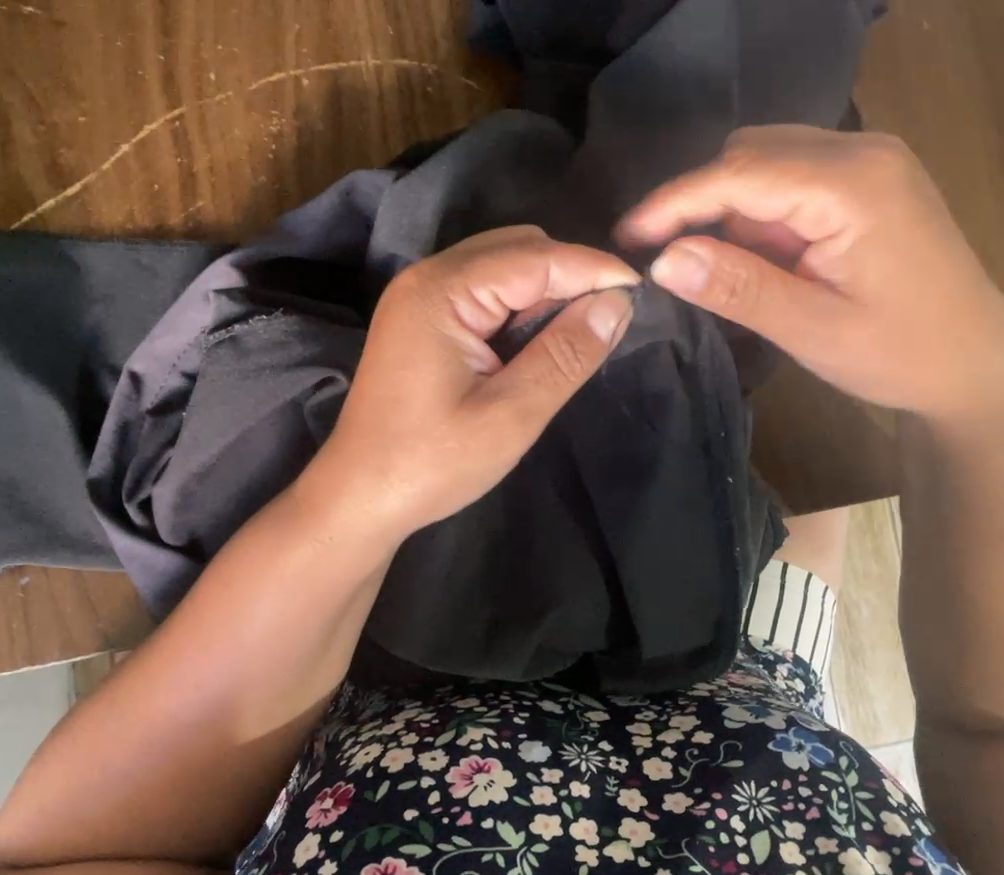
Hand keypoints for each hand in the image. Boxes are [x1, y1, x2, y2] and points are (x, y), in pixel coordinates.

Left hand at [305, 225, 638, 537]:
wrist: (360, 498)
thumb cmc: (433, 463)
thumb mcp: (510, 415)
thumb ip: (566, 355)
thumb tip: (619, 305)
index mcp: (442, 292)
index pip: (536, 256)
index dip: (593, 269)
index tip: (643, 292)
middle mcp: (426, 279)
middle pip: (516, 248)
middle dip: (569, 274)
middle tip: (611, 318)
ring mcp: (418, 299)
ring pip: (500, 268)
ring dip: (544, 290)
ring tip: (581, 331)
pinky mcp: (419, 322)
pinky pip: (481, 293)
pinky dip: (517, 307)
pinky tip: (539, 340)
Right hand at [617, 125, 1003, 419]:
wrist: (974, 368)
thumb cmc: (899, 355)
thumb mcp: (812, 329)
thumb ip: (738, 288)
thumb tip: (663, 260)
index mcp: (853, 184)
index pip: (739, 172)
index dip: (675, 202)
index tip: (626, 237)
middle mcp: (863, 152)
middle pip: (752, 153)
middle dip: (704, 205)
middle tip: (672, 266)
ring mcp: (872, 163)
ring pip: (770, 164)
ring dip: (735, 214)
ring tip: (730, 277)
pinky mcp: (872, 183)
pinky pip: (795, 182)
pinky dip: (765, 219)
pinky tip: (768, 265)